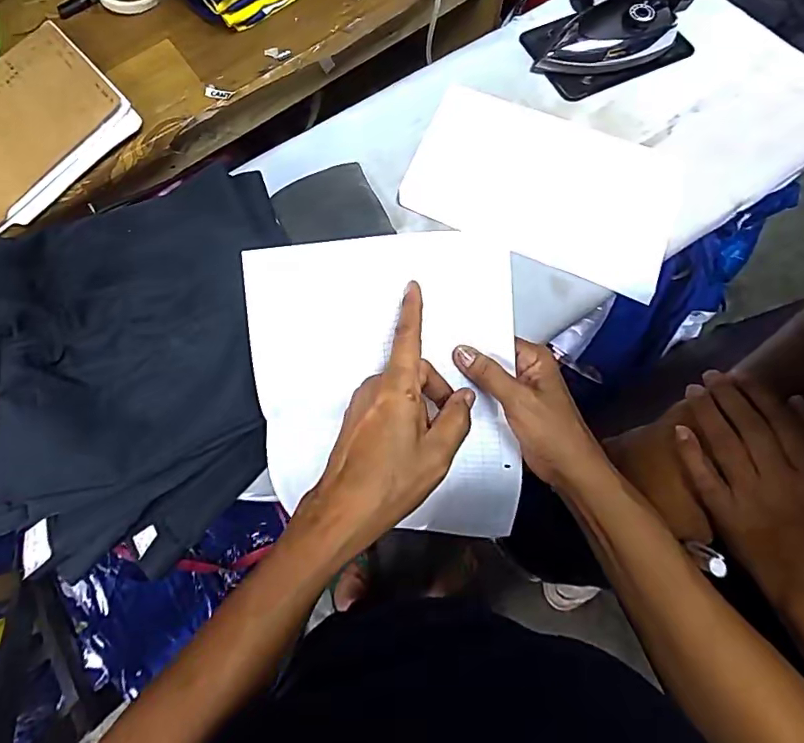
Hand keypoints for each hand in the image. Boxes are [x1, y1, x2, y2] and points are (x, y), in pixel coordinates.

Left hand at [299, 283, 474, 551]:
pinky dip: (404, 418)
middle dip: (435, 391)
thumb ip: (456, 419)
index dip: (412, 311)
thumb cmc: (384, 485)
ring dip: (420, 408)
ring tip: (424, 446)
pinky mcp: (356, 420)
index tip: (412, 290)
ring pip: (402, 390)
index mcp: (396, 391)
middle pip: (415, 372)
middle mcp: (375, 391)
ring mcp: (362, 405)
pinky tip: (407, 450)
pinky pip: (388, 405)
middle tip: (445, 424)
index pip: (408, 340)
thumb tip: (462, 402)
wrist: (340, 513)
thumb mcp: (437, 454)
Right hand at [454, 341, 608, 488]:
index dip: (476, 343)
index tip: (452, 346)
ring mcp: (522, 391)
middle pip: (493, 360)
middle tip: (447, 367)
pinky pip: (492, 399)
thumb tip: (466, 354)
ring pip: (490, 381)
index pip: (499, 340)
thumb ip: (490, 375)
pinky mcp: (515, 409)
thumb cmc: (559, 434)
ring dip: (475, 385)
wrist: (568, 468)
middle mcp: (530, 371)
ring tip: (453, 386)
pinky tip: (465, 404)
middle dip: (472, 365)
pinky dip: (480, 402)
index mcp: (536, 359)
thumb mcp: (519, 400)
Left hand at [676, 372, 803, 609]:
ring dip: (707, 414)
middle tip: (710, 375)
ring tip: (693, 390)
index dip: (757, 394)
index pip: (779, 421)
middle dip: (728, 396)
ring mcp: (751, 499)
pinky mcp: (728, 517)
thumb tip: (794, 399)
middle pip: (749, 428)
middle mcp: (779, 480)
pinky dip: (692, 454)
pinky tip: (680, 430)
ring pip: (726, 446)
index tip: (739, 373)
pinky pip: (706, 480)